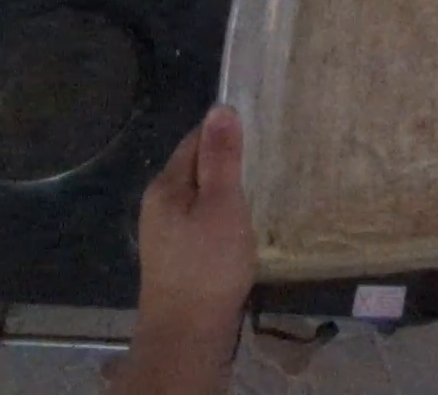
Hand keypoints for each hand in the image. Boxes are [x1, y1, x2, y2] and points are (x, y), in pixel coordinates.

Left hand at [115, 105, 254, 394]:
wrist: (189, 330)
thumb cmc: (209, 261)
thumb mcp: (223, 203)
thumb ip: (223, 157)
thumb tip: (221, 107)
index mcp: (166, 186)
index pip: (197, 138)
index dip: (229, 128)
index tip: (266, 121)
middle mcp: (161, 202)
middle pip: (199, 162)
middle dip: (233, 152)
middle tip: (275, 145)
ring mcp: (170, 227)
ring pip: (205, 187)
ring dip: (233, 178)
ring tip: (269, 172)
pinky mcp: (183, 247)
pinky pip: (208, 209)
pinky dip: (229, 201)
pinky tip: (251, 208)